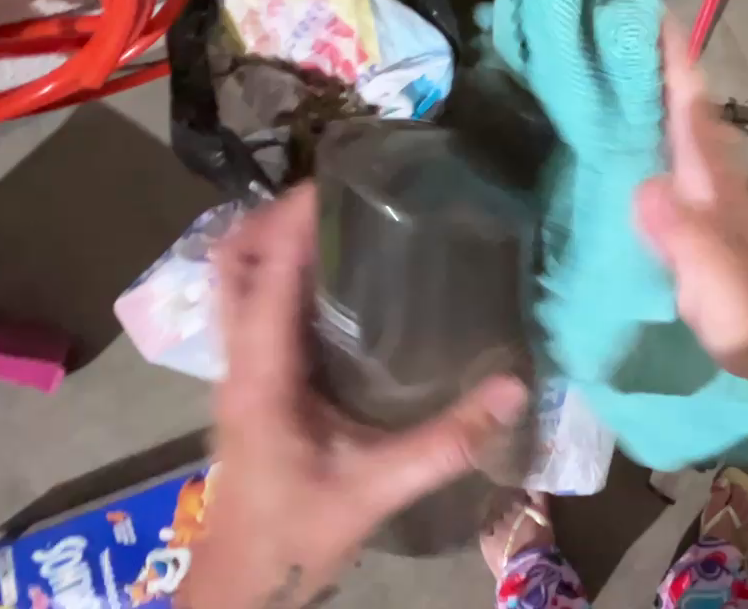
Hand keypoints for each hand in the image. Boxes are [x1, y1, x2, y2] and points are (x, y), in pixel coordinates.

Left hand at [178, 185, 527, 608]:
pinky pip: (256, 303)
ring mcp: (240, 368)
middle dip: (276, 217)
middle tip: (340, 190)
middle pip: (233, 263)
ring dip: (275, 239)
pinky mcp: (254, 379)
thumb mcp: (375, 489)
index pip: (264, 274)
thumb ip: (446, 441)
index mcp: (261, 374)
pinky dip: (282, 270)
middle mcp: (239, 360)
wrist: (239, 591)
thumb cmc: (294, 536)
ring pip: (238, 280)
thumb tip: (514, 386)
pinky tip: (336, 272)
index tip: (338, 180)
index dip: (292, 220)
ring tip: (339, 214)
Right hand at [633, 22, 747, 376]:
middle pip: (681, 95)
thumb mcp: (716, 282)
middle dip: (654, 50)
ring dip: (649, 81)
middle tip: (611, 11)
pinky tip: (619, 129)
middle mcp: (709, 168)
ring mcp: (705, 188)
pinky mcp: (696, 210)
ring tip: (606, 52)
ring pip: (674, 118)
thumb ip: (685, 236)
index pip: (689, 96)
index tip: (646, 0)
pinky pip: (665, 149)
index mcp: (711, 173)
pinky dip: (646, 125)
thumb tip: (644, 185)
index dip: (670, 49)